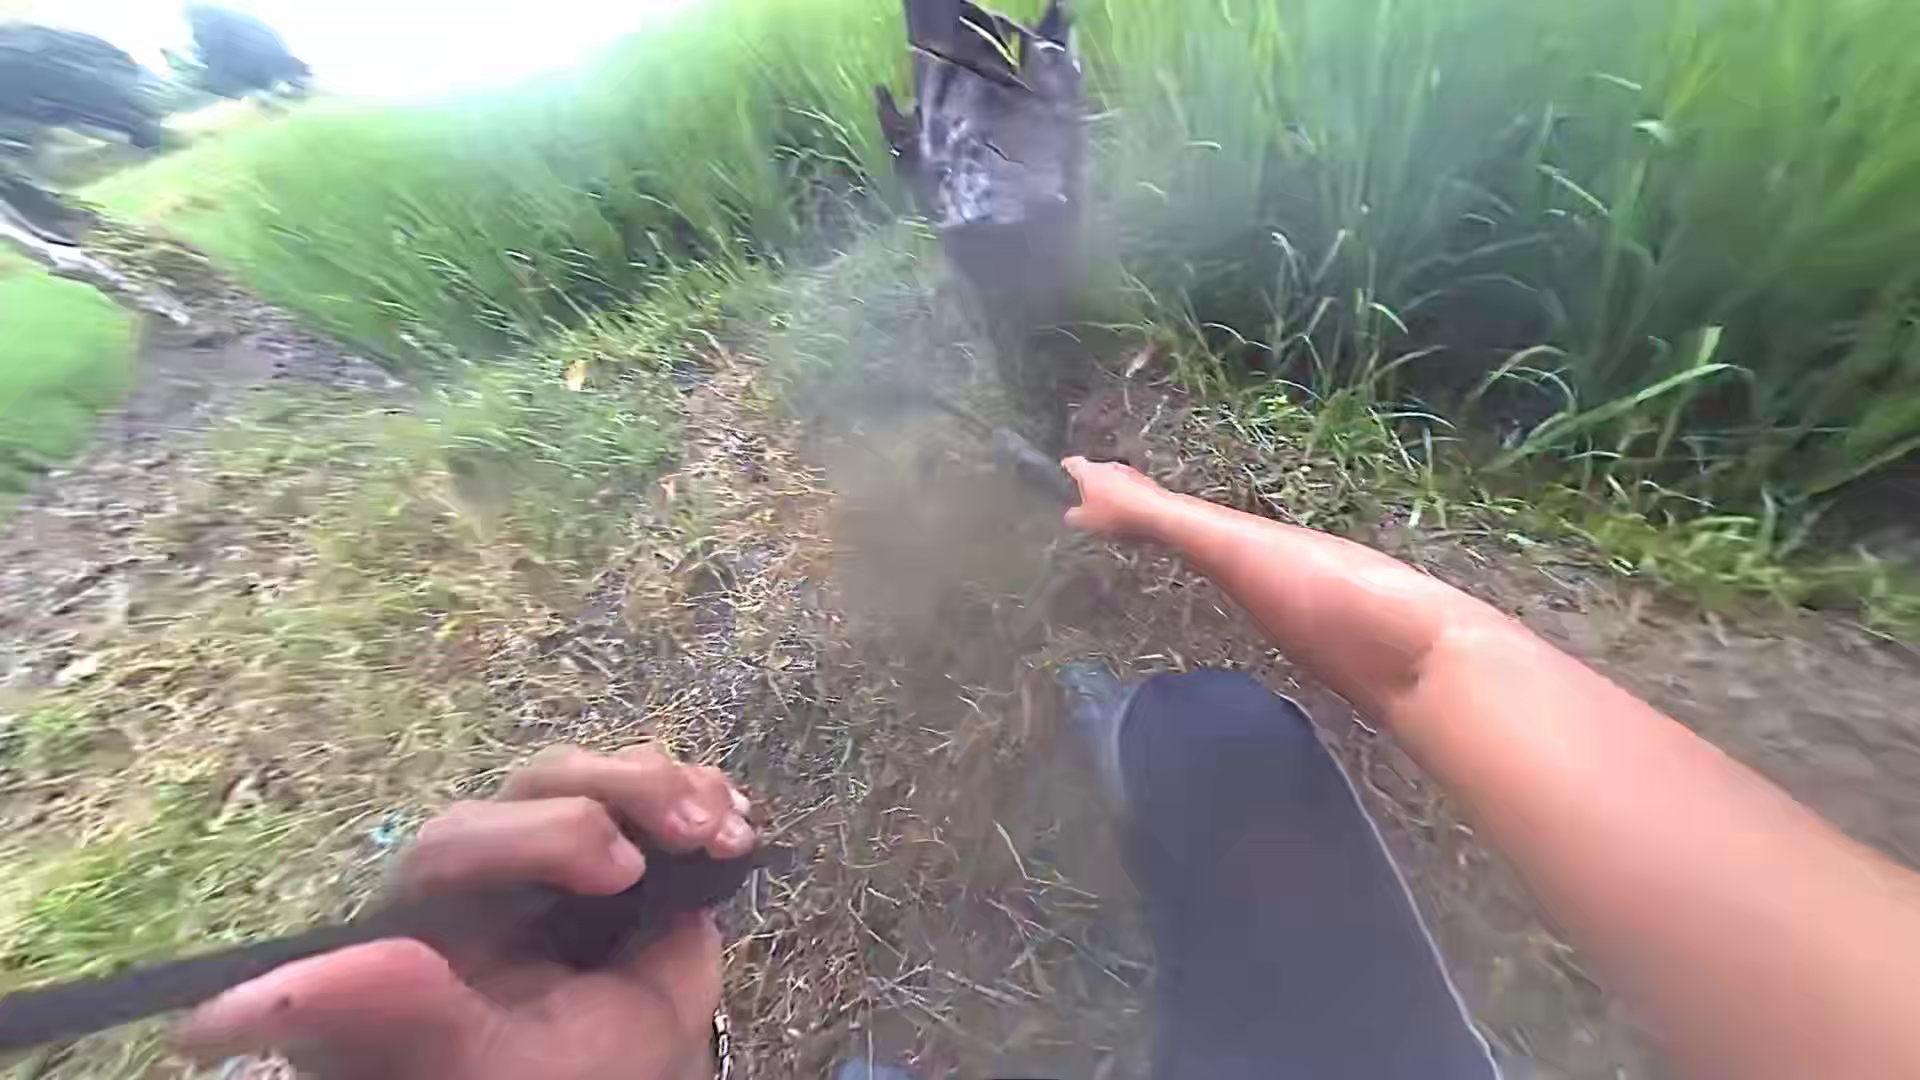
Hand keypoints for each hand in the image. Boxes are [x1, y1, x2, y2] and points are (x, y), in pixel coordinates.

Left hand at [175, 745, 754, 1079]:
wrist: (645, 1068)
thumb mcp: (482, 1071)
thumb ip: (395, 1023)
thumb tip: (221, 1011)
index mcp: (434, 915)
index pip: (461, 837)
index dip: (547, 835)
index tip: (621, 875)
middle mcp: (501, 858)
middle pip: (551, 774)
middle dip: (633, 792)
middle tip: (694, 837)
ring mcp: (581, 832)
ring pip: (620, 763)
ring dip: (683, 789)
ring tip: (726, 837)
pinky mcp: (642, 825)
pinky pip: (677, 776)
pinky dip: (715, 792)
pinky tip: (739, 828)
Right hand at [1061, 456, 1173, 538]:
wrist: (1160, 516)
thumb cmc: (1120, 515)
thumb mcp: (1085, 522)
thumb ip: (1073, 516)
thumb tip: (1071, 516)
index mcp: (1089, 471)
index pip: (1071, 464)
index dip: (1064, 469)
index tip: (1062, 472)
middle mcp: (1109, 467)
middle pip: (1093, 473)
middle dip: (1088, 487)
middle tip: (1083, 505)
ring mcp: (1130, 473)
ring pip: (1112, 481)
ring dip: (1108, 495)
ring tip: (1107, 516)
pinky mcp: (1146, 483)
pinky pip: (1129, 491)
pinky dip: (1125, 500)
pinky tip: (1126, 518)